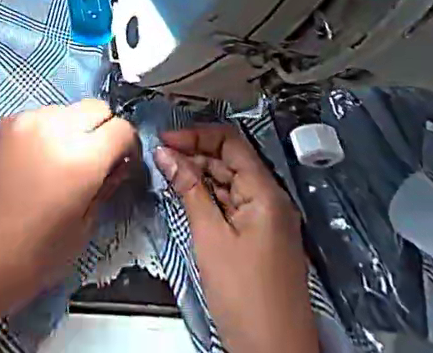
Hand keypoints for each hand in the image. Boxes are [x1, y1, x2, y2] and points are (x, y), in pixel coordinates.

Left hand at [0, 99, 138, 322]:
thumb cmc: (31, 257)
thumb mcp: (81, 230)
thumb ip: (104, 188)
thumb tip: (117, 167)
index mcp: (81, 156)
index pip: (121, 128)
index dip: (128, 147)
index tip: (123, 165)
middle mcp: (52, 126)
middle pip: (93, 108)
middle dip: (101, 131)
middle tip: (94, 163)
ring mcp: (22, 120)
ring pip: (62, 110)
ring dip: (69, 130)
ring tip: (58, 165)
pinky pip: (33, 118)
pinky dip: (41, 133)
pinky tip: (30, 165)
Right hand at [155, 124, 319, 352]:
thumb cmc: (245, 298)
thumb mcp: (210, 237)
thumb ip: (188, 189)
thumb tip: (165, 153)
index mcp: (266, 194)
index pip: (230, 142)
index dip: (196, 135)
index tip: (165, 140)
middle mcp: (272, 202)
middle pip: (230, 160)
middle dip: (194, 155)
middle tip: (160, 160)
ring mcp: (268, 223)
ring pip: (229, 183)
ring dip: (199, 177)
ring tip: (168, 179)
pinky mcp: (261, 241)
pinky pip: (233, 205)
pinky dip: (209, 198)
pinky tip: (187, 201)